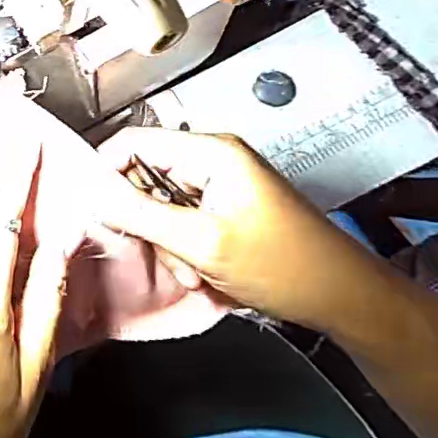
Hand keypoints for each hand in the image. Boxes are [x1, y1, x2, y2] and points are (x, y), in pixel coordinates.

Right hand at [95, 128, 379, 327]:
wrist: (341, 295)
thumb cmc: (286, 265)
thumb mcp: (203, 242)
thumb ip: (142, 214)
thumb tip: (96, 193)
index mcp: (211, 152)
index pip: (134, 142)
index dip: (108, 173)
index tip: (97, 208)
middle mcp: (214, 159)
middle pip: (146, 177)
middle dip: (149, 222)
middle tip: (170, 254)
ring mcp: (221, 183)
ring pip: (162, 206)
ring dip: (170, 243)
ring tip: (197, 271)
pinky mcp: (226, 206)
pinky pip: (184, 220)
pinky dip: (186, 249)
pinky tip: (207, 272)